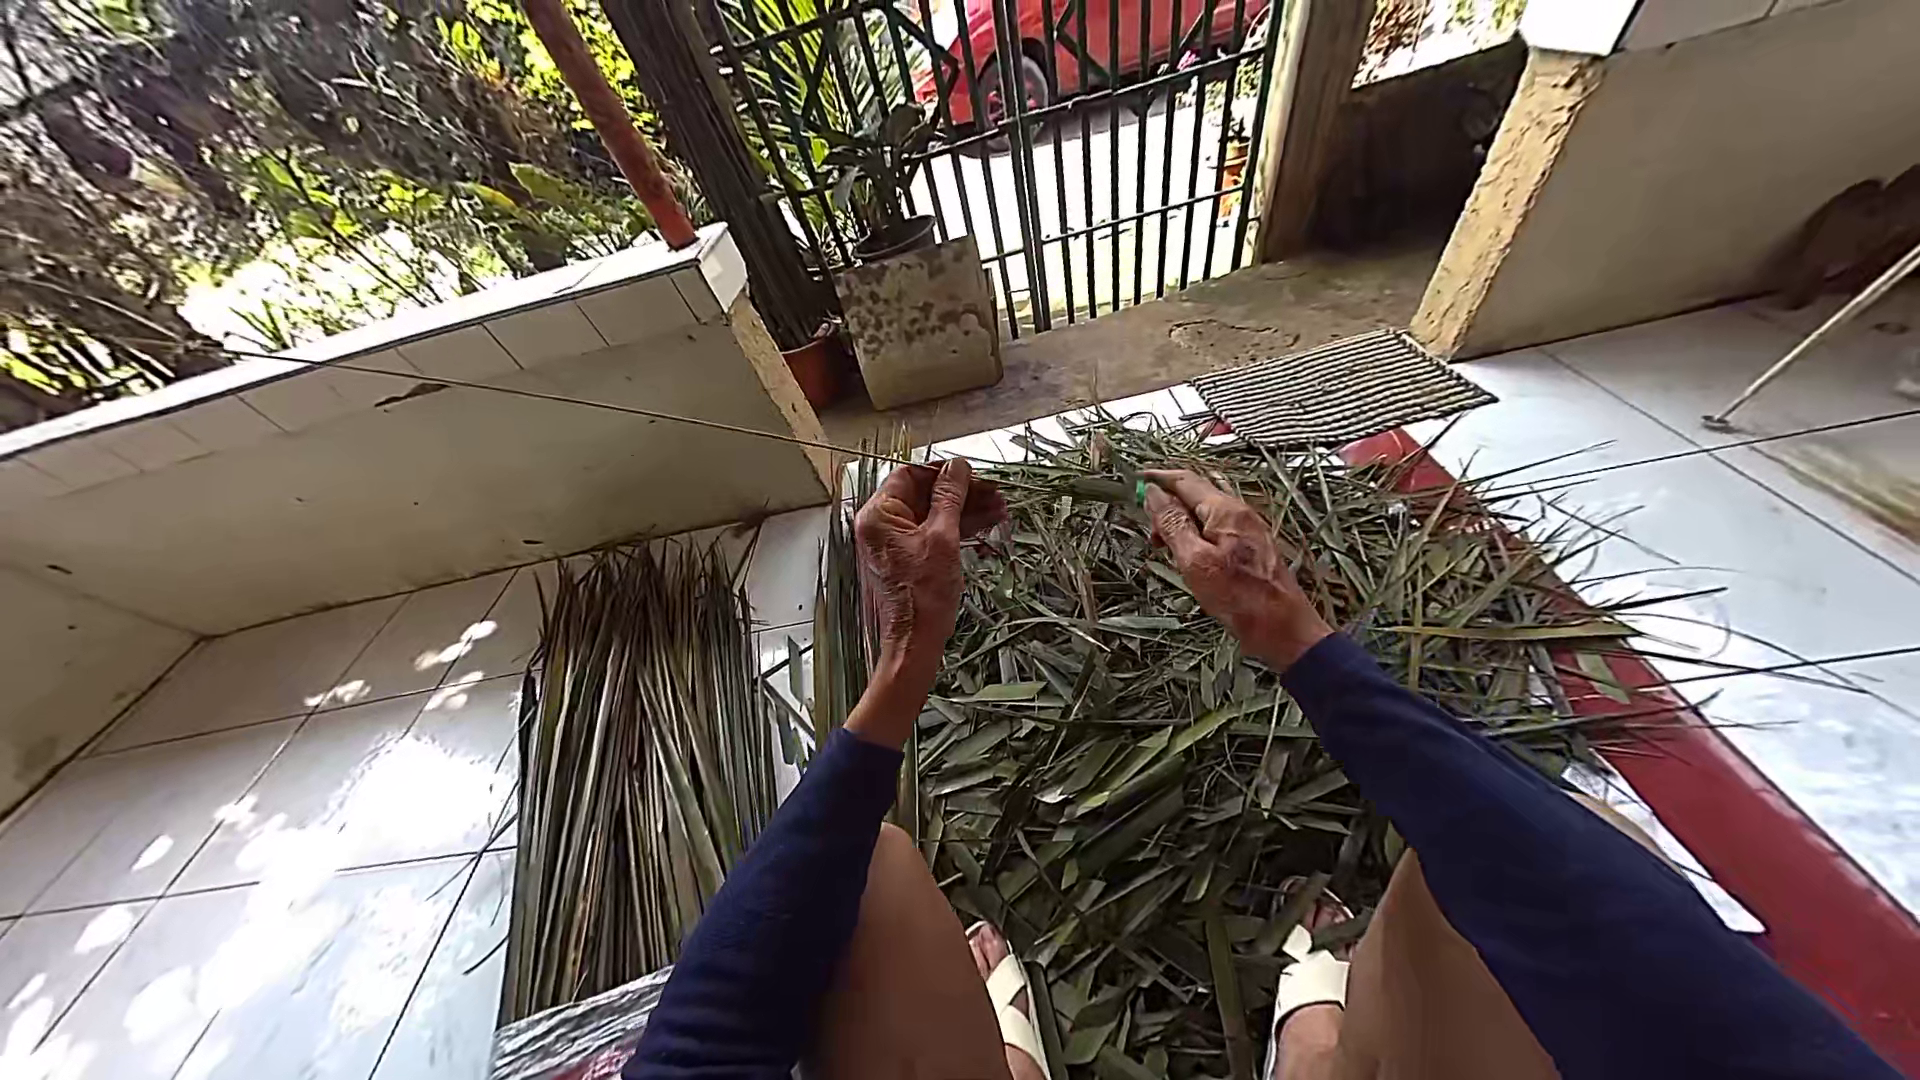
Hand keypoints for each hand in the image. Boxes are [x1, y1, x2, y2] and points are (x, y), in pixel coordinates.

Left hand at [854, 458, 1005, 669]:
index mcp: (878, 516)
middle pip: (924, 495)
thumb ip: (949, 497)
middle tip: (992, 491)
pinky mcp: (909, 558)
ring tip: (998, 509)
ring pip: (934, 514)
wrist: (917, 641)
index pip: (909, 475)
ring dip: (966, 509)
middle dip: (961, 493)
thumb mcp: (942, 538)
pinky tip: (986, 524)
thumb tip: (957, 468)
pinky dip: (958, 528)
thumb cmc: (923, 597)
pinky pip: (935, 532)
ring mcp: (895, 543)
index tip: (970, 473)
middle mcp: (881, 526)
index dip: (942, 472)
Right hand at [1144, 469, 1331, 670]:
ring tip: (1162, 544)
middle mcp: (1239, 513)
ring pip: (1204, 513)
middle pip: (1195, 494)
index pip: (1185, 480)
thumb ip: (1172, 524)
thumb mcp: (1194, 559)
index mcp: (1226, 511)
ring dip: (1178, 521)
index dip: (1158, 478)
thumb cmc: (1241, 598)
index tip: (1136, 480)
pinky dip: (1193, 533)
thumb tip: (1154, 495)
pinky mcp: (1250, 547)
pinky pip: (1214, 528)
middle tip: (1147, 527)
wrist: (1282, 629)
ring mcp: (1248, 529)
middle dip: (1166, 503)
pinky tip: (1186, 553)